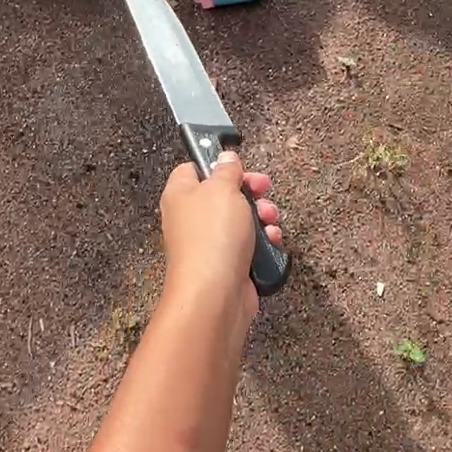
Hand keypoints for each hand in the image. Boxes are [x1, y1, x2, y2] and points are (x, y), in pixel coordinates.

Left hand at [158, 152, 280, 314]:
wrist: (216, 293)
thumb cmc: (211, 239)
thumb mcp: (222, 189)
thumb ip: (227, 170)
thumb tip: (227, 158)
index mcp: (181, 195)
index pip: (193, 168)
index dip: (217, 164)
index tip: (237, 165)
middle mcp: (191, 219)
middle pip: (223, 194)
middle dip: (249, 191)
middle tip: (262, 189)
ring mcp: (209, 243)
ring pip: (240, 220)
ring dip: (261, 216)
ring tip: (269, 218)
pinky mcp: (227, 264)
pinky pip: (249, 246)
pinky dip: (263, 242)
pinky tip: (270, 241)